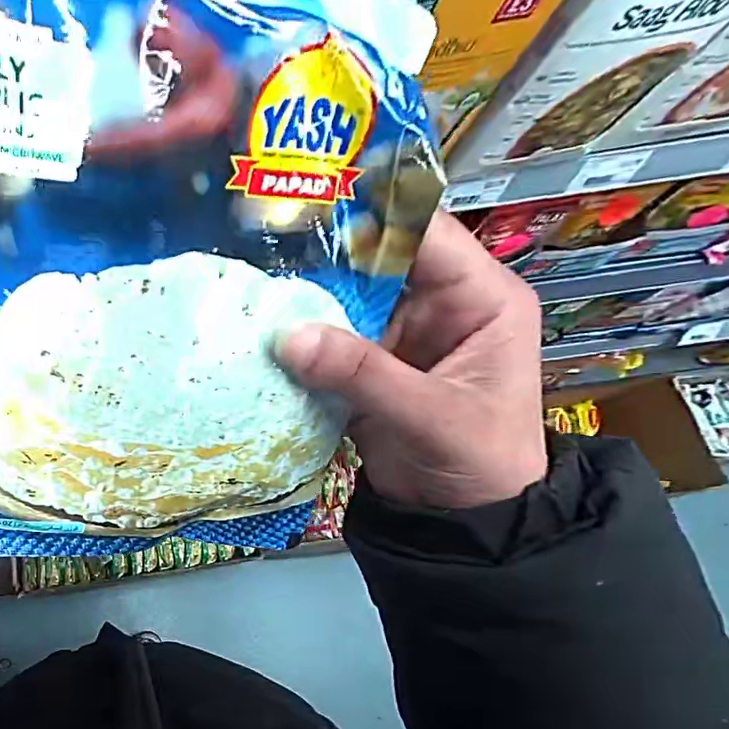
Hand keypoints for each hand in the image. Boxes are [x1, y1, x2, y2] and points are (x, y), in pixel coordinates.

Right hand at [279, 212, 545, 509]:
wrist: (458, 521)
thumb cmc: (477, 462)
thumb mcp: (430, 415)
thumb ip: (363, 374)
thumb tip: (287, 338)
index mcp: (478, 298)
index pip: (425, 235)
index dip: (373, 217)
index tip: (312, 208)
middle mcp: (434, 306)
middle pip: (374, 264)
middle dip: (323, 258)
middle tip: (263, 246)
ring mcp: (393, 338)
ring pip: (342, 302)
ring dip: (302, 301)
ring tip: (251, 285)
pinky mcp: (363, 368)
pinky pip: (325, 343)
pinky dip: (297, 341)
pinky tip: (260, 333)